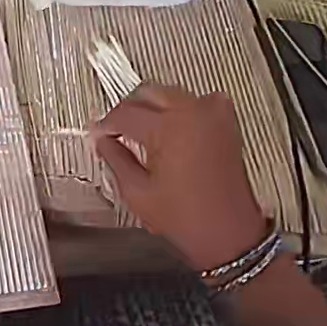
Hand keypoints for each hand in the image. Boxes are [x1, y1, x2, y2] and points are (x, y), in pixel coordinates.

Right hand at [94, 84, 267, 270]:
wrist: (228, 231)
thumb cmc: (187, 217)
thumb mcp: (136, 191)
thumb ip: (115, 158)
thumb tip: (103, 141)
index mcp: (169, 127)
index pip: (124, 113)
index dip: (106, 125)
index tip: (98, 135)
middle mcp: (193, 112)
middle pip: (146, 93)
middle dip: (127, 111)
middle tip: (115, 132)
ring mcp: (213, 113)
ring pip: (169, 93)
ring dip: (151, 107)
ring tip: (139, 132)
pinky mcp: (225, 121)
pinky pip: (195, 101)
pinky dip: (179, 109)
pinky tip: (170, 129)